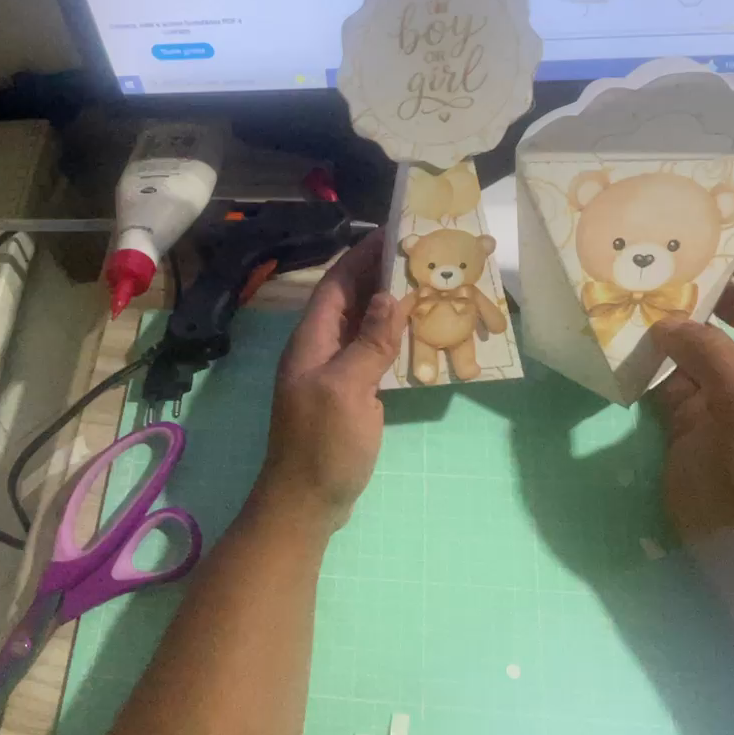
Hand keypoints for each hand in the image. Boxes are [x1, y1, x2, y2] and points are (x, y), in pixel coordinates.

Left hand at [256, 230, 405, 533]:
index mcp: (311, 340)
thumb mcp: (346, 390)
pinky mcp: (348, 395)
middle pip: (349, 301)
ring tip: (427, 286)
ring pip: (362, 327)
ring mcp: (333, 373)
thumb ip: (368, 343)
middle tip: (420, 256)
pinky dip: (392, 340)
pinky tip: (419, 337)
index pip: (336, 284)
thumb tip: (390, 296)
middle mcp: (320, 349)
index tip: (392, 232)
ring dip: (389, 306)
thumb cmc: (322, 445)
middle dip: (379, 276)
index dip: (360, 257)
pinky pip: (371, 355)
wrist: (306, 502)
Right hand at [649, 247, 733, 572]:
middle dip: (709, 288)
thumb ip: (710, 352)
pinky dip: (647, 358)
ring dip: (671, 321)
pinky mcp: (688, 416)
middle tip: (665, 260)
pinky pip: (666, 376)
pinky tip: (622, 339)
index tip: (721, 240)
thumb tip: (666, 321)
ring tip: (636, 290)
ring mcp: (722, 394)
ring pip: (697, 343)